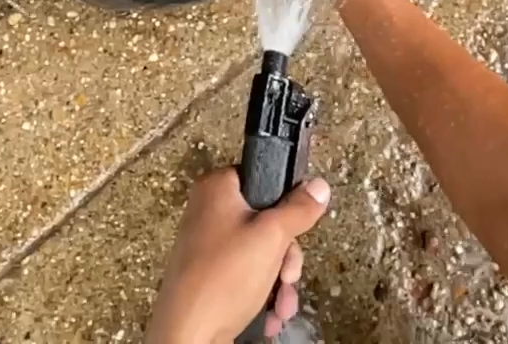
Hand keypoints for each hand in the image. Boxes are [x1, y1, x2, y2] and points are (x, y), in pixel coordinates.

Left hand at [146, 169, 331, 343]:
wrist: (188, 336)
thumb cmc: (223, 277)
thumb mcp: (272, 237)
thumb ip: (298, 210)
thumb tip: (319, 186)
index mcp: (217, 187)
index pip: (263, 180)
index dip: (285, 205)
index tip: (297, 229)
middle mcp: (209, 211)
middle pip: (267, 222)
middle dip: (285, 257)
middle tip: (288, 275)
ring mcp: (208, 245)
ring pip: (260, 253)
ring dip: (279, 281)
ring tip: (281, 305)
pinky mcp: (209, 275)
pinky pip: (246, 275)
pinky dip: (262, 293)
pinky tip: (268, 315)